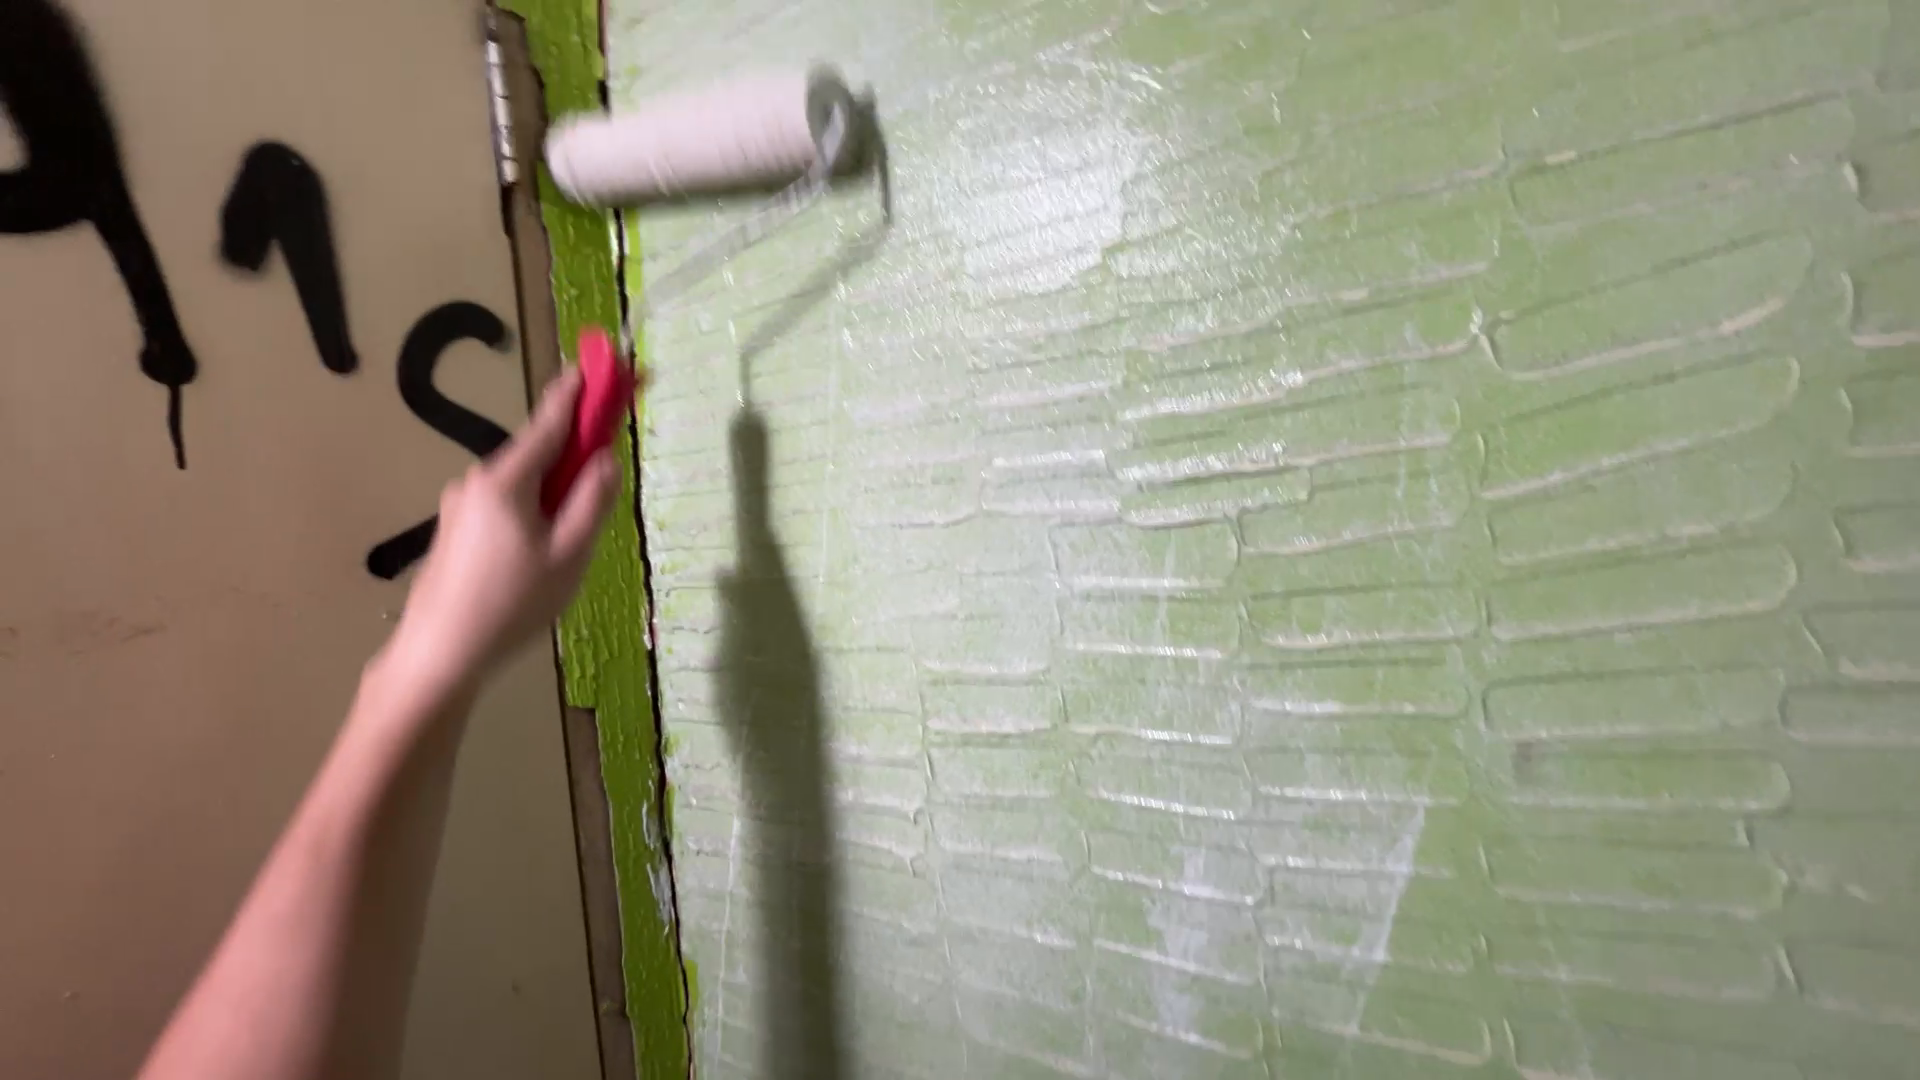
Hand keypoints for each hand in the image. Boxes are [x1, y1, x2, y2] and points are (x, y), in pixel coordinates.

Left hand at [386, 367, 620, 692]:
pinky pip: (509, 506)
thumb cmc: (514, 601)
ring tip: (573, 543)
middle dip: (574, 456)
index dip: (576, 394)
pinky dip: (536, 511)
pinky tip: (544, 553)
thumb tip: (606, 458)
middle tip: (604, 476)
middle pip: (538, 456)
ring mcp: (462, 507)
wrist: (441, 652)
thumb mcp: (570, 553)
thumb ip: (592, 501)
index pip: (549, 424)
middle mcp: (478, 483)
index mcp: (507, 482)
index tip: (595, 363)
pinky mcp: (458, 532)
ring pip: (525, 486)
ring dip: (556, 494)